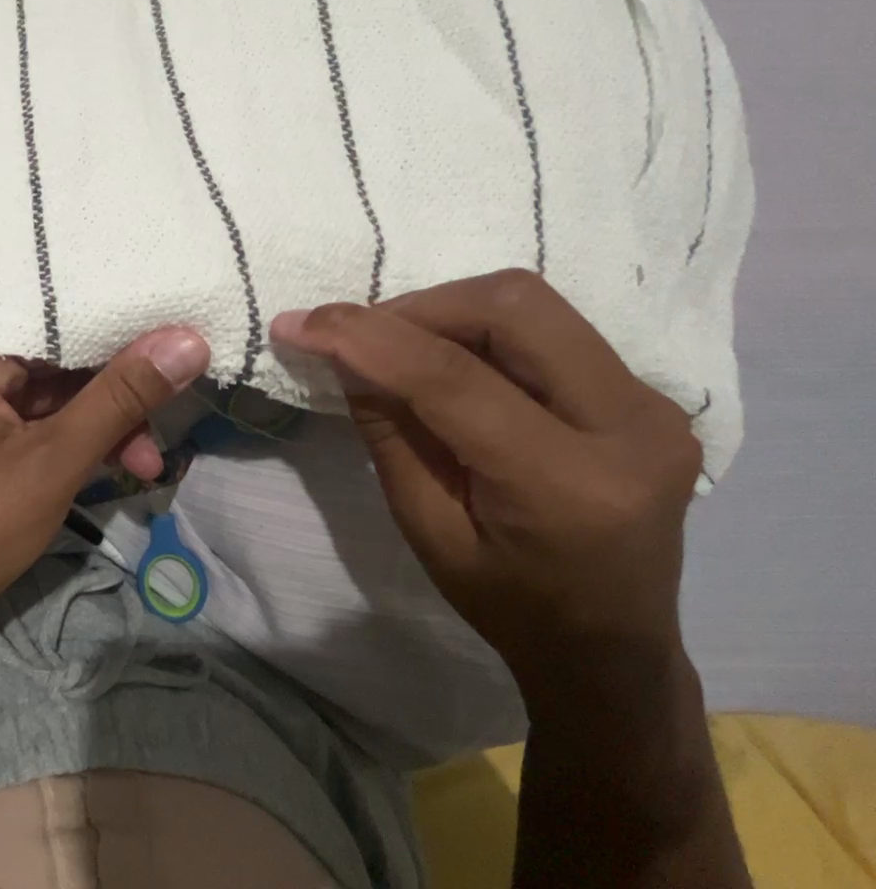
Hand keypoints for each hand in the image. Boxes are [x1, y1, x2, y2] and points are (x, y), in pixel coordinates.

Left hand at [0, 329, 210, 633]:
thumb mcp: (55, 459)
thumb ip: (121, 398)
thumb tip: (190, 340)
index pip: (51, 316)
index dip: (118, 322)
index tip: (180, 327)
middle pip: (58, 354)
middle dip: (119, 388)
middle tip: (180, 398)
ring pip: (59, 391)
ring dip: (108, 422)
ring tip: (150, 459)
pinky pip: (46, 419)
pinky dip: (83, 439)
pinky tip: (127, 462)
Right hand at [270, 270, 700, 705]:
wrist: (610, 644)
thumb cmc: (506, 602)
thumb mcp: (426, 528)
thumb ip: (390, 433)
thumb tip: (345, 354)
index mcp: (566, 484)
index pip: (454, 378)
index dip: (367, 338)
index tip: (298, 324)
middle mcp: (630, 428)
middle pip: (514, 309)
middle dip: (418, 307)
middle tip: (360, 338)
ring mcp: (653, 404)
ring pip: (534, 307)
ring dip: (448, 312)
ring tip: (396, 348)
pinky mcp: (648, 395)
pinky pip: (552, 331)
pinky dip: (481, 331)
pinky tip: (448, 364)